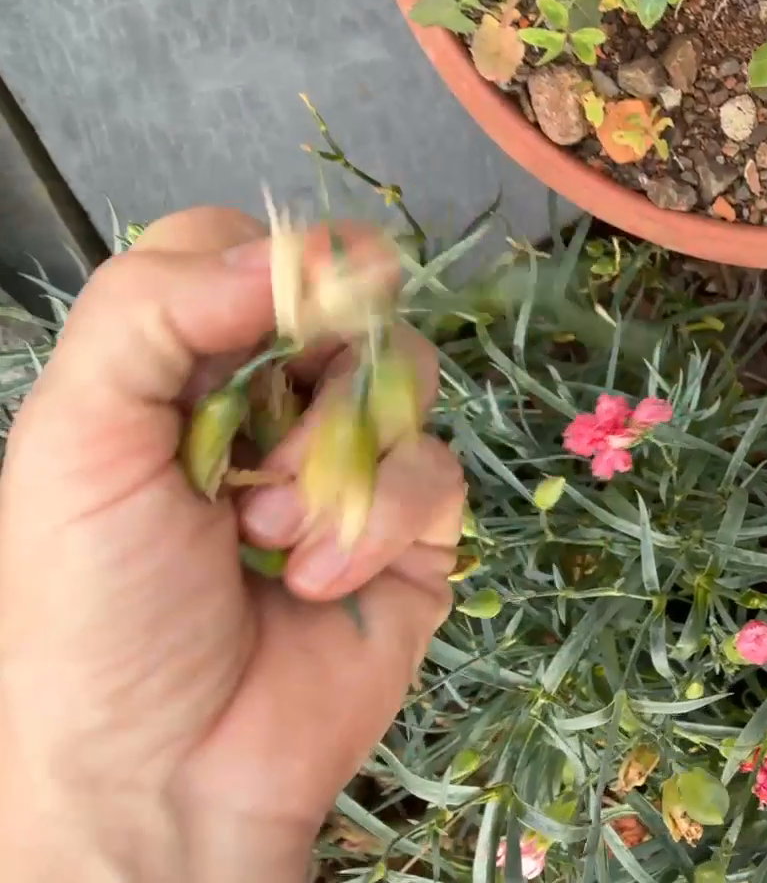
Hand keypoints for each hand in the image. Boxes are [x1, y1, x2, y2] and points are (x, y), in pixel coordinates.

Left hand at [0, 207, 464, 882]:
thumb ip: (157, 322)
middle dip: (318, 382)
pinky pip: (440, 471)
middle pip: (353, 319)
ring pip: (412, 390)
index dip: (279, 265)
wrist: (174, 765)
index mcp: (185, 377)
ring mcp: (362, 460)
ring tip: (278, 534)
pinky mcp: (424, 516)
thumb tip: (304, 248)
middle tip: (259, 450)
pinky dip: (385, 522)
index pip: (244, 263)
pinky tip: (324, 577)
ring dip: (343, 464)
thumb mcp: (80, 450)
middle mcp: (281, 406)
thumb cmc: (97, 606)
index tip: (290, 303)